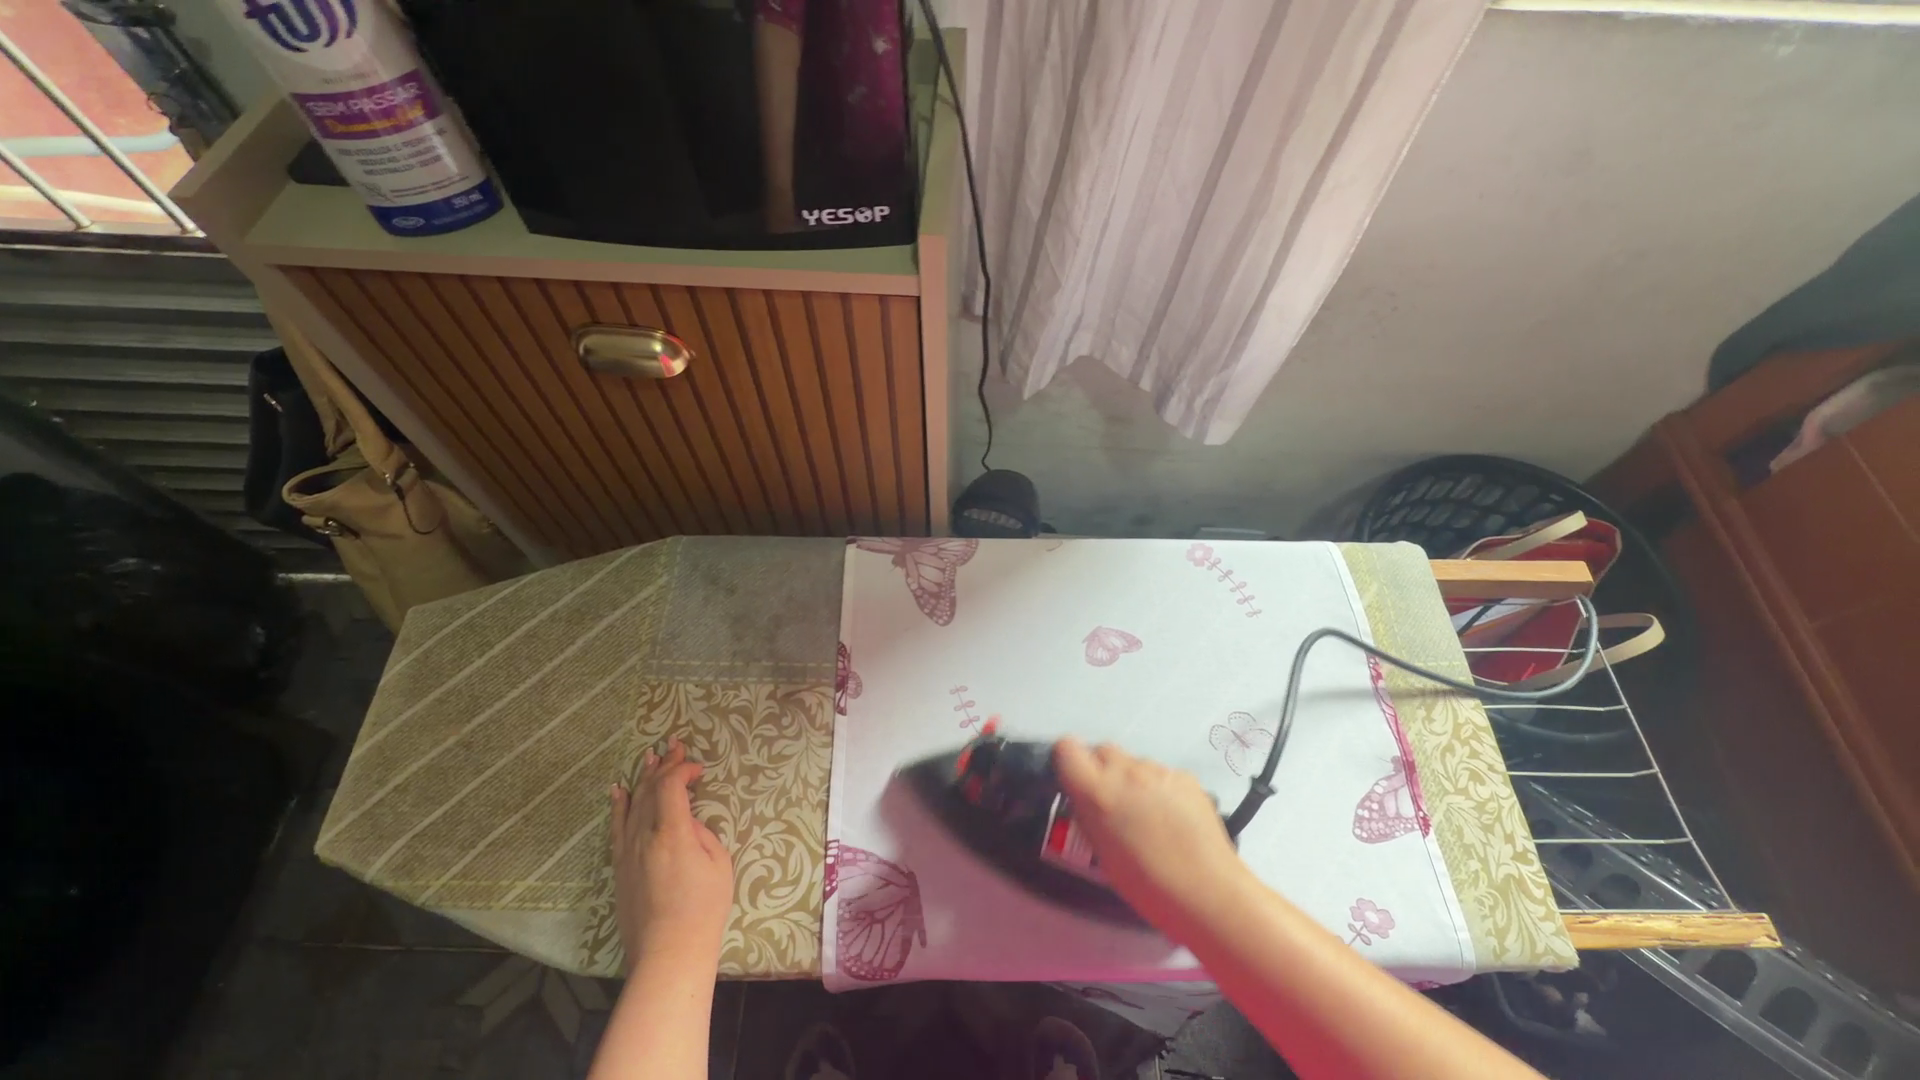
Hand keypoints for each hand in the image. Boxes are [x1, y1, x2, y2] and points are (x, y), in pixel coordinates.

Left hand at [610, 738, 733, 971]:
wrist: (668, 951)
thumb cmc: (703, 908)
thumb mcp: (718, 863)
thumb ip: (701, 834)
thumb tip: (685, 822)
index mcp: (672, 832)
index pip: (671, 786)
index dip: (683, 770)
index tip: (699, 769)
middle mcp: (644, 835)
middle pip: (651, 789)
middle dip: (664, 765)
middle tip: (674, 746)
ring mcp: (628, 851)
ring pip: (633, 804)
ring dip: (643, 778)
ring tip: (650, 757)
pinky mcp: (620, 867)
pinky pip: (617, 827)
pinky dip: (619, 805)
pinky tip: (619, 790)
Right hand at [1053, 737, 1251, 935]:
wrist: (1208, 892)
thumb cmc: (1147, 885)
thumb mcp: (1101, 854)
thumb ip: (1088, 816)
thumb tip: (1084, 799)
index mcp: (1099, 792)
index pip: (1067, 748)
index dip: (1068, 762)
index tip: (1075, 781)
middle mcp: (1127, 772)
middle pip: (1103, 751)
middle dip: (1101, 771)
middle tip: (1112, 803)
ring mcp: (1160, 772)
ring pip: (1134, 763)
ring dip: (1132, 781)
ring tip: (1147, 816)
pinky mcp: (1186, 777)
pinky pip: (1162, 774)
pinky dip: (1160, 789)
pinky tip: (1172, 818)